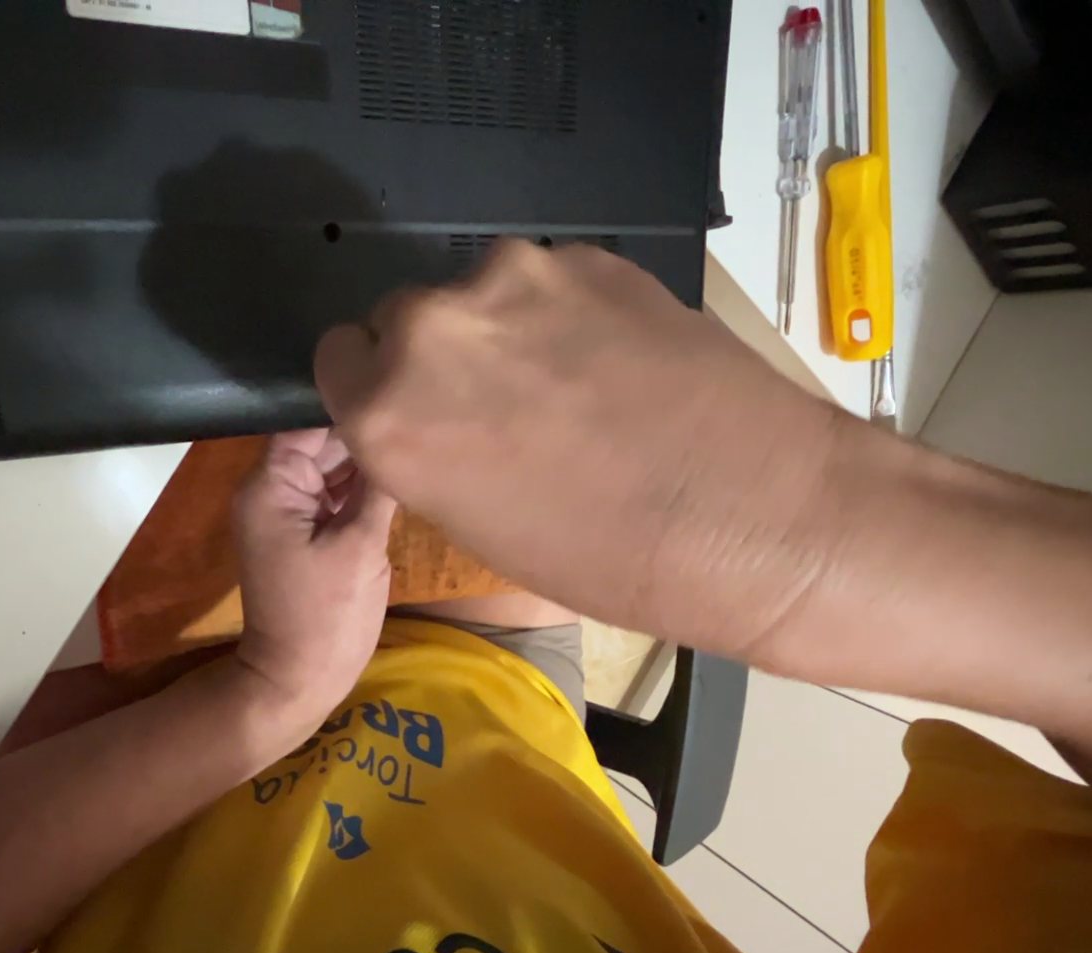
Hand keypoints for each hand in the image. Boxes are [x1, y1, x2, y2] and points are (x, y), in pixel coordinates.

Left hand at [233, 430, 397, 724]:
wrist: (300, 677)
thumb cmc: (327, 615)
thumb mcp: (361, 547)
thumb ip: (378, 487)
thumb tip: (398, 435)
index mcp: (271, 486)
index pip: (307, 424)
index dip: (350, 406)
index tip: (397, 388)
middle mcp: (273, 490)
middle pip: (321, 442)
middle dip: (364, 431)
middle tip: (419, 408)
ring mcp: (290, 512)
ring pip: (331, 467)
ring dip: (367, 458)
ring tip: (417, 431)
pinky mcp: (307, 531)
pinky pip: (334, 495)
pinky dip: (361, 487)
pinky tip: (401, 470)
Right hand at [314, 239, 862, 654]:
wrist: (753, 515)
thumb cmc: (602, 558)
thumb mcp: (475, 523)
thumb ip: (423, 447)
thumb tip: (427, 409)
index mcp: (387, 410)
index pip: (338, 357)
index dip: (375, 387)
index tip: (416, 410)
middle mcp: (433, 328)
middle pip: (403, 317)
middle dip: (436, 357)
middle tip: (499, 403)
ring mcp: (515, 278)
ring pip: (476, 293)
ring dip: (501, 329)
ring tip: (569, 383)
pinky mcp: (589, 255)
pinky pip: (545, 280)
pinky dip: (563, 313)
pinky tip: (615, 360)